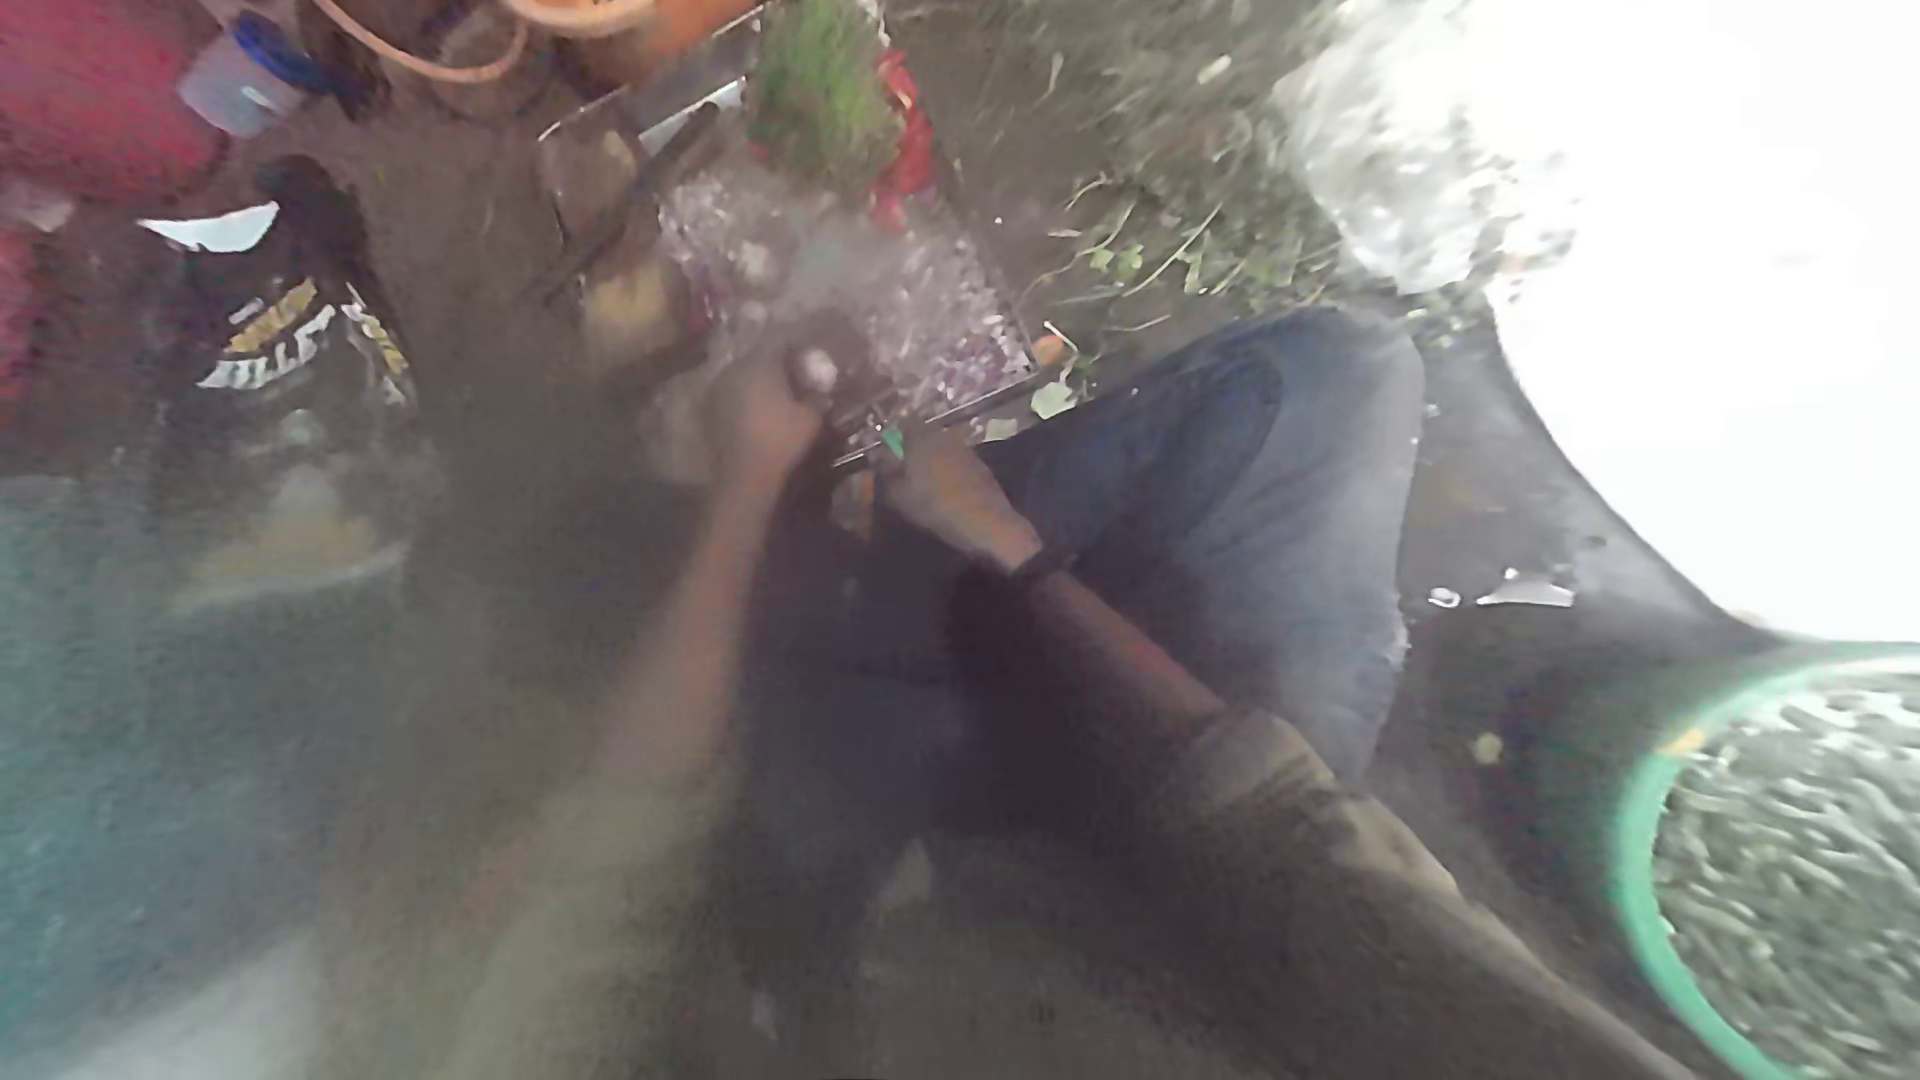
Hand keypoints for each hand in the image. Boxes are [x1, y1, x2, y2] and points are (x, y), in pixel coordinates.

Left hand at [710, 350, 823, 495]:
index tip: (810, 356)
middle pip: (759, 356)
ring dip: (761, 380)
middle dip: (778, 363)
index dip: (797, 346)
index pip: (780, 340)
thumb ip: (818, 399)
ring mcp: (720, 388)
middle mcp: (736, 369)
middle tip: (796, 376)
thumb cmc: (782, 440)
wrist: (746, 474)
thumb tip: (822, 393)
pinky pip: (734, 393)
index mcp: (761, 364)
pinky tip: (760, 411)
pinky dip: (748, 396)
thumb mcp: (811, 419)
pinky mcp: (711, 408)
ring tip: (778, 395)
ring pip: (745, 374)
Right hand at [877, 423, 1042, 573]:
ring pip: (942, 447)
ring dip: (933, 460)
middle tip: (906, 471)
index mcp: (922, 437)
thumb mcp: (898, 496)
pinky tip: (948, 490)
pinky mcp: (980, 464)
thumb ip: (886, 474)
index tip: (889, 454)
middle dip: (914, 448)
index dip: (895, 436)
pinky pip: (957, 461)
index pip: (904, 422)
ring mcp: (966, 449)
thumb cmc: (936, 507)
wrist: (986, 522)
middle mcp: (945, 436)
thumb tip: (880, 460)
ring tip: (927, 484)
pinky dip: (950, 470)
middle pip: (924, 434)